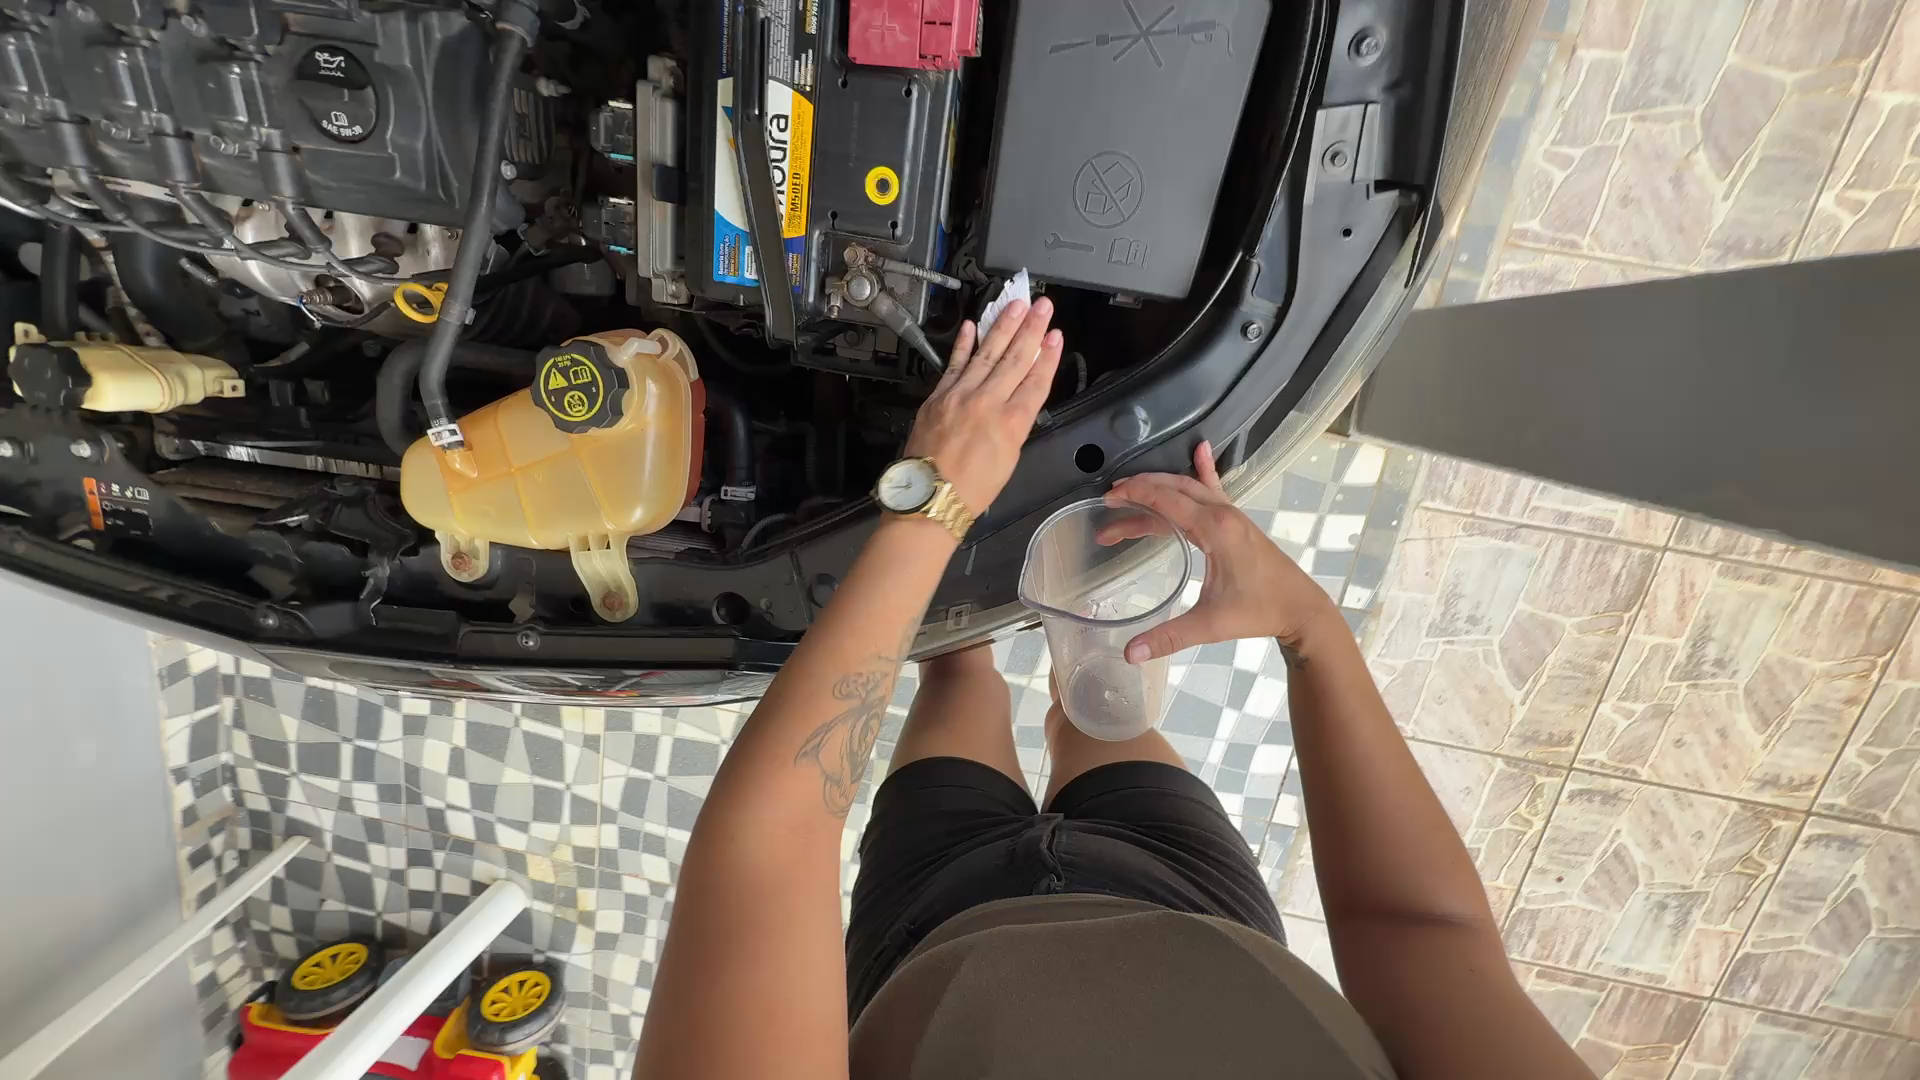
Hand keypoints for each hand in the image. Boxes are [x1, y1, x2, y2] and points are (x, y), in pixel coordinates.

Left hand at [903, 297, 1062, 512]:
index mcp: (1011, 422)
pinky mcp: (938, 396)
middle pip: (1014, 358)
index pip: (1036, 380)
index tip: (1056, 334)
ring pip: (986, 353)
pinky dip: (964, 344)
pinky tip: (972, 326)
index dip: (1048, 356)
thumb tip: (1020, 397)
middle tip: (1042, 304)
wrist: (930, 497)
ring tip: (1015, 305)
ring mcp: (960, 395)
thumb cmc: (972, 488)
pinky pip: (954, 364)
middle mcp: (987, 402)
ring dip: (1002, 326)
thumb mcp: (1009, 458)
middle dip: (1031, 328)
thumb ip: (1016, 422)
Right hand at [1103, 442, 1341, 661]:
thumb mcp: (1210, 625)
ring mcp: (1232, 513)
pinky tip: (1200, 449)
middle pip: (1173, 487)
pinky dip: (1202, 469)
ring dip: (1158, 486)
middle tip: (1109, 499)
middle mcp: (1222, 514)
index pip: (1166, 500)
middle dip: (1139, 489)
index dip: (1134, 496)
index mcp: (1215, 530)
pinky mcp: (1236, 520)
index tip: (1108, 500)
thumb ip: (1168, 637)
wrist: (1302, 608)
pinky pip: (1213, 488)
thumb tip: (1128, 654)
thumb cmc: (1258, 612)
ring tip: (1129, 491)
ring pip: (1188, 486)